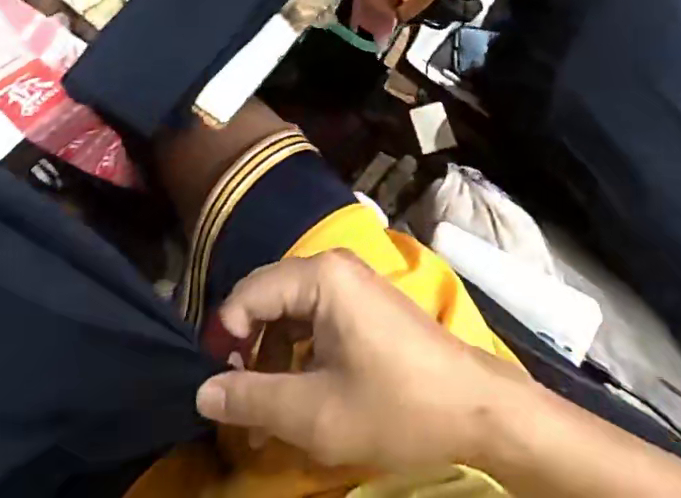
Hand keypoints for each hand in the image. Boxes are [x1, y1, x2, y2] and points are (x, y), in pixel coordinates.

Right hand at [194, 249, 529, 471]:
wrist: (479, 410)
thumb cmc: (397, 406)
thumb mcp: (316, 413)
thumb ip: (252, 399)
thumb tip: (202, 392)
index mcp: (319, 276)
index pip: (247, 294)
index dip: (224, 339)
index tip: (218, 388)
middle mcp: (331, 266)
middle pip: (266, 299)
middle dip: (246, 350)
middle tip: (237, 401)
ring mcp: (350, 283)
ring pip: (288, 312)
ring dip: (270, 359)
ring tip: (264, 413)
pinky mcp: (362, 303)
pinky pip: (312, 320)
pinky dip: (297, 356)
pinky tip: (296, 396)